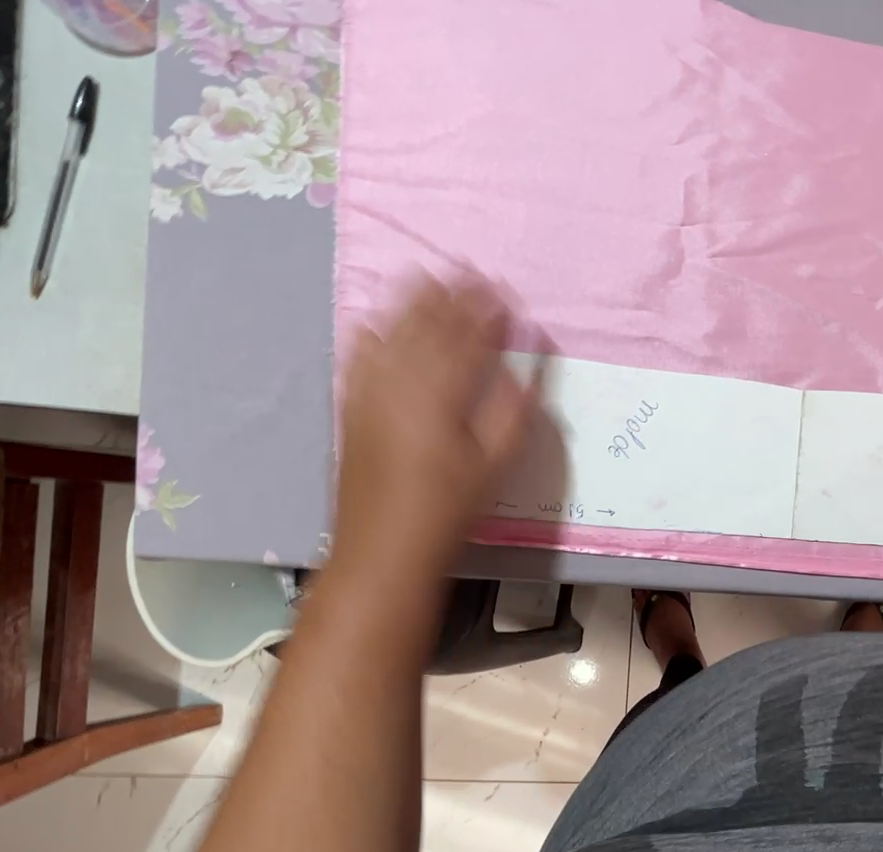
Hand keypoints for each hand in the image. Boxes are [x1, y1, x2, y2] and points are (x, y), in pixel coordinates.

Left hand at [333, 274, 536, 575]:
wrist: (383, 547)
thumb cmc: (451, 508)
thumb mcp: (497, 463)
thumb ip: (515, 409)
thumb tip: (531, 367)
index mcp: (442, 394)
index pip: (468, 339)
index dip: (486, 312)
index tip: (504, 292)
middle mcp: (400, 382)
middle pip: (426, 325)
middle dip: (450, 296)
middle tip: (471, 273)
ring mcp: (368, 391)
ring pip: (390, 332)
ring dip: (412, 303)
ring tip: (431, 279)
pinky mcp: (350, 406)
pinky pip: (358, 356)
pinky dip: (371, 332)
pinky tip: (376, 320)